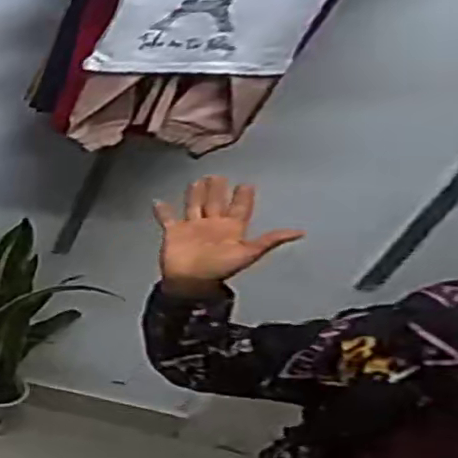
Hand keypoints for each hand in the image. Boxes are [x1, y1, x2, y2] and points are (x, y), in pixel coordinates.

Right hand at [153, 177, 304, 297]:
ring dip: (196, 194)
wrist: (190, 280)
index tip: (246, 185)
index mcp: (231, 228)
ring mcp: (192, 227)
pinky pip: (167, 219)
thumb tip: (300, 232)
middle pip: (216, 203)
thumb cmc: (219, 268)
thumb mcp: (248, 254)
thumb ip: (269, 241)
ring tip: (198, 181)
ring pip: (194, 206)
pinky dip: (162, 211)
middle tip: (218, 176)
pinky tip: (157, 202)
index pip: (239, 208)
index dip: (243, 197)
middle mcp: (212, 225)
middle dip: (218, 190)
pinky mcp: (173, 232)